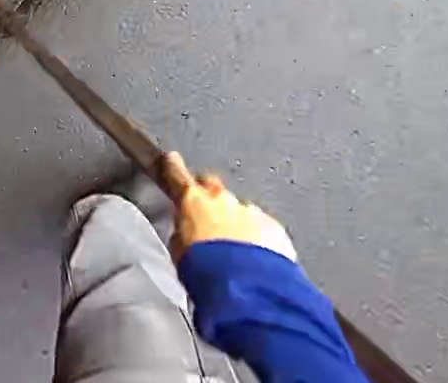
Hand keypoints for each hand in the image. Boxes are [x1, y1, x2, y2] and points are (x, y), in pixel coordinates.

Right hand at [159, 151, 296, 261]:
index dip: (172, 165)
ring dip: (237, 221)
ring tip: (238, 247)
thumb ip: (182, 229)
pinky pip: (264, 227)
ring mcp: (250, 212)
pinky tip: (258, 256)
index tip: (171, 158)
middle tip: (209, 214)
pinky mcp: (275, 230)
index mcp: (191, 199)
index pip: (176, 172)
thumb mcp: (178, 248)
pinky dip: (259, 237)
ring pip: (240, 209)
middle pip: (212, 185)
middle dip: (210, 195)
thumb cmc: (206, 268)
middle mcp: (220, 199)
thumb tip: (186, 228)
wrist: (248, 290)